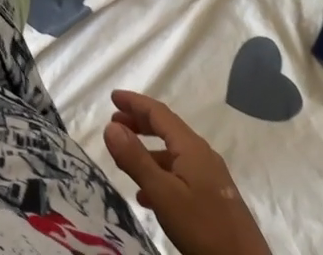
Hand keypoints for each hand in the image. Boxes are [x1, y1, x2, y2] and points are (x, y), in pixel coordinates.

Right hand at [103, 90, 270, 254]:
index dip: (135, 103)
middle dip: (140, 122)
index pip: (159, 113)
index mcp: (191, 147)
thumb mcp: (163, 193)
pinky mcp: (212, 196)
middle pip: (167, 129)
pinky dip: (159, 173)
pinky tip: (146, 194)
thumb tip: (110, 127)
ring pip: (173, 153)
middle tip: (114, 121)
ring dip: (148, 149)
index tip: (112, 97)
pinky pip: (180, 173)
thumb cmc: (202, 225)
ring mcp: (209, 175)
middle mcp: (202, 154)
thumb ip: (136, 160)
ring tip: (124, 156)